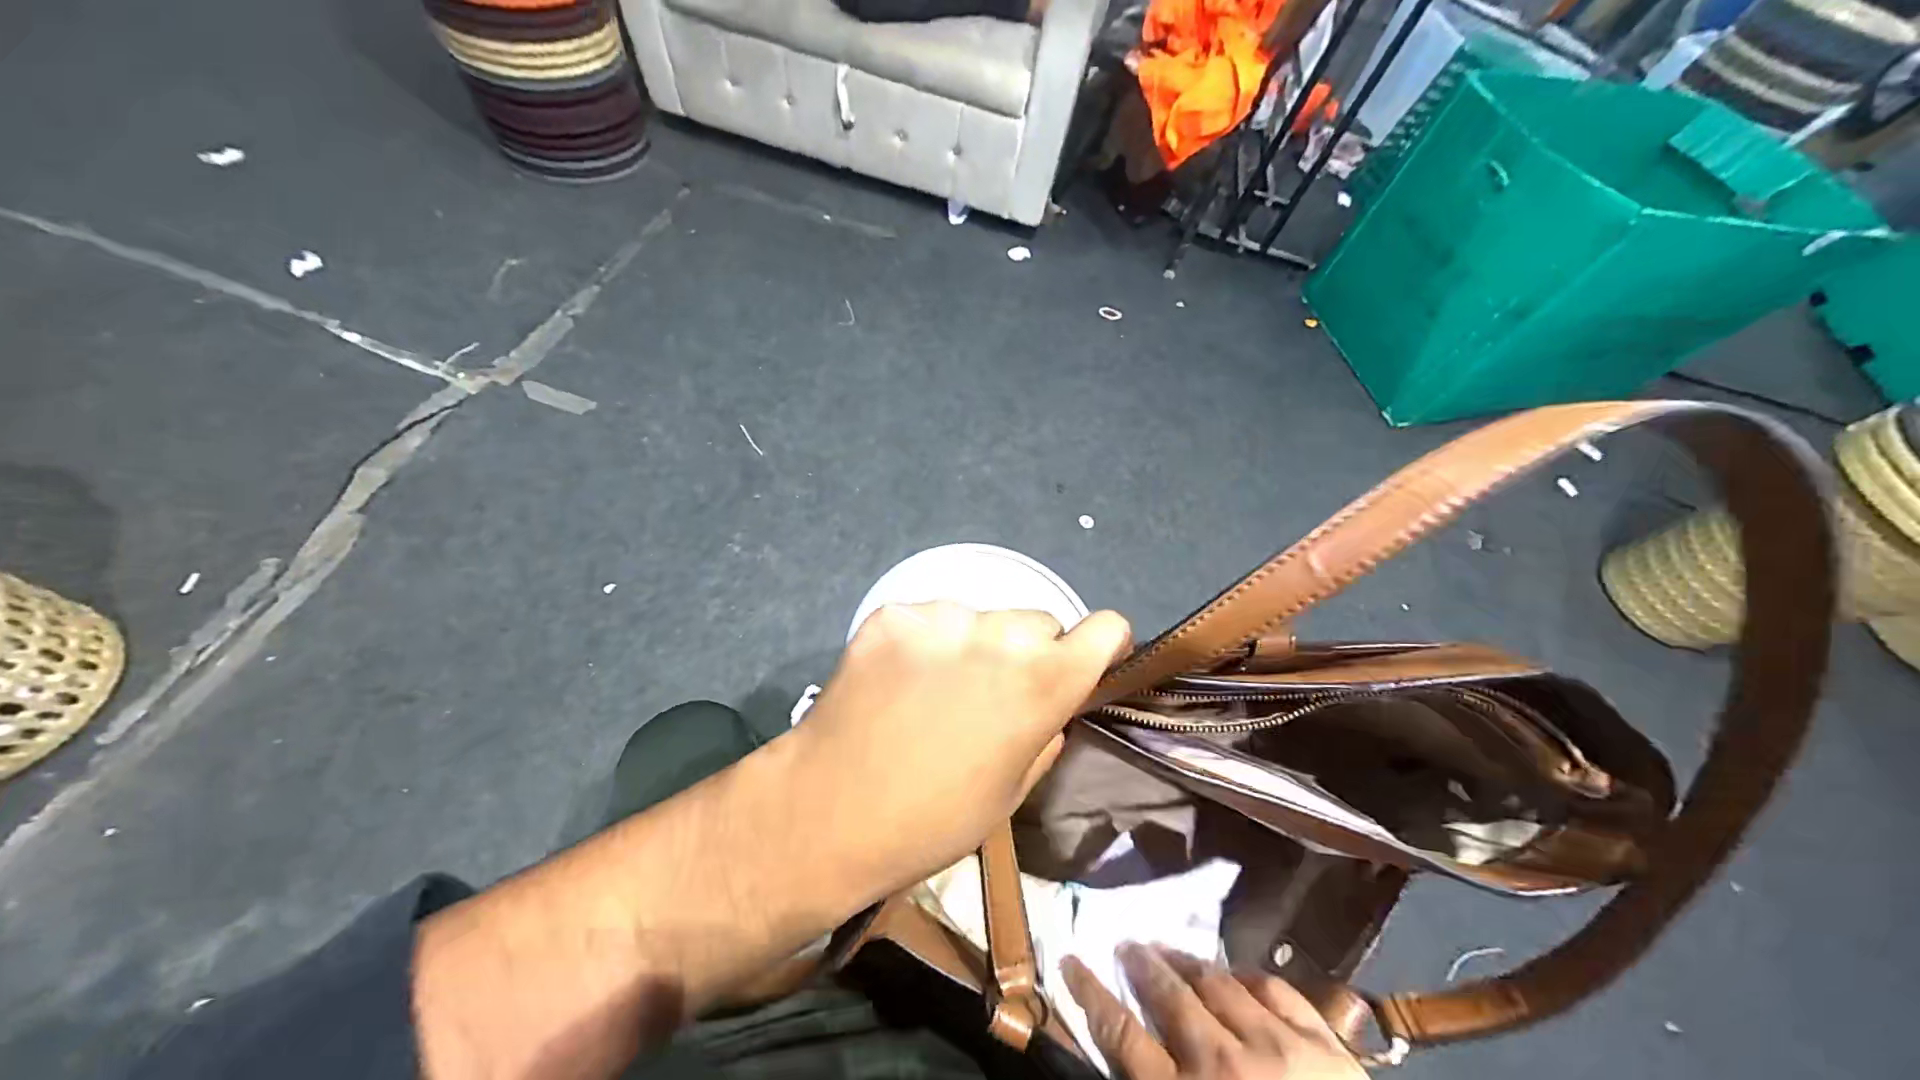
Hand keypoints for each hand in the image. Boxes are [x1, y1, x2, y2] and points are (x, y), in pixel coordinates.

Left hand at [788, 601, 1130, 894]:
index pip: (1106, 628)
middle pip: (1037, 623)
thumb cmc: (932, 820)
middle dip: (1028, 653)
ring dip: (972, 645)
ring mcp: (941, 617)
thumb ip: (1045, 733)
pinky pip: (929, 619)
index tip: (1085, 664)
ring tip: (933, 693)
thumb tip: (1051, 704)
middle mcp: (1000, 634)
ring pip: (980, 618)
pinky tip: (896, 682)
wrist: (828, 809)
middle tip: (990, 695)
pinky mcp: (893, 614)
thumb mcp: (1012, 792)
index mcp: (1043, 680)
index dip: (1103, 646)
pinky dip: (924, 643)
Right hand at [1063, 944, 1367, 1079]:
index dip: (1090, 993)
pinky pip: (1275, 989)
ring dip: (1187, 962)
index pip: (1120, 1033)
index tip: (1072, 962)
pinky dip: (1248, 977)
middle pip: (1167, 995)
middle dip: (1140, 964)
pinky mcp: (1326, 1047)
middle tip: (1128, 946)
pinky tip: (1235, 974)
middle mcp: (1222, 1063)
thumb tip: (1133, 1059)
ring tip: (1172, 952)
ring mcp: (1278, 1048)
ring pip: (1217, 982)